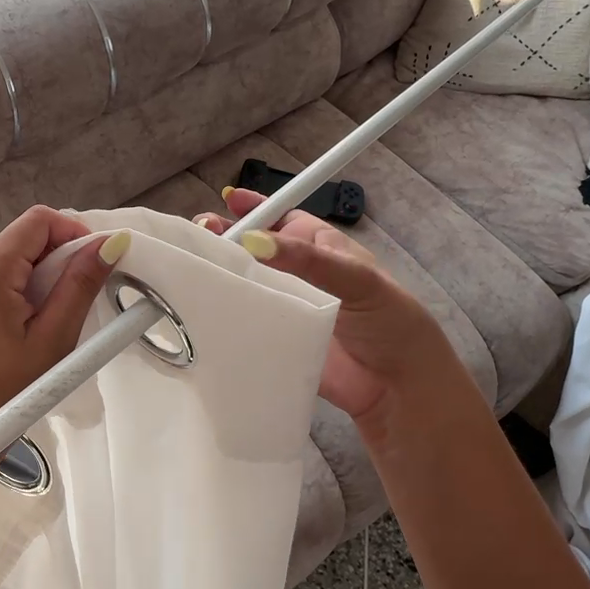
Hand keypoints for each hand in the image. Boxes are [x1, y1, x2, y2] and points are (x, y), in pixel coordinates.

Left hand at [0, 206, 126, 475]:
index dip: (73, 233)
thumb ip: (81, 283)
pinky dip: (12, 287)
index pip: (38, 220)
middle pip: (22, 237)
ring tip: (44, 320)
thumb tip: (110, 242)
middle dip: (54, 260)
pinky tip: (19, 326)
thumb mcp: (54, 337)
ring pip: (7, 255)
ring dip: (35, 276)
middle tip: (70, 303)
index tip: (93, 266)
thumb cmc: (7, 392)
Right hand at [195, 188, 458, 427]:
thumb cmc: (389, 322)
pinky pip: (242, 317)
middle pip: (253, 248)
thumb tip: (254, 240)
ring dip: (218, 271)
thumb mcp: (357, 279)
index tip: (228, 199)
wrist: (397, 389)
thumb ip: (307, 258)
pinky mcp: (273, 336)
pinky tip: (198, 304)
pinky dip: (220, 309)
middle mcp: (298, 273)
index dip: (254, 208)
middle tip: (199, 235)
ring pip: (243, 281)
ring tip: (192, 266)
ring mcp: (283, 305)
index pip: (281, 219)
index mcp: (320, 249)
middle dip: (225, 237)